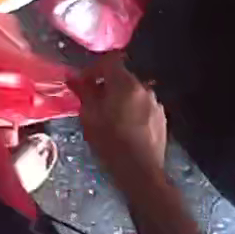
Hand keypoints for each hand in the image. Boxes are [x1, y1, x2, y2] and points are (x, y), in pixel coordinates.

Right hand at [73, 55, 167, 194]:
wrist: (140, 172)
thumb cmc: (110, 142)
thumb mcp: (89, 116)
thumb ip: (83, 91)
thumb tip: (72, 76)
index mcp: (125, 84)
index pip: (110, 61)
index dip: (95, 68)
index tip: (85, 83)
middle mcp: (144, 88)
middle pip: (122, 77)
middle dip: (107, 85)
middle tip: (94, 103)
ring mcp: (155, 104)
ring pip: (133, 93)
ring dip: (120, 99)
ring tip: (110, 118)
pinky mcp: (161, 119)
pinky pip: (143, 106)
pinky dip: (132, 110)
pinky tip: (125, 128)